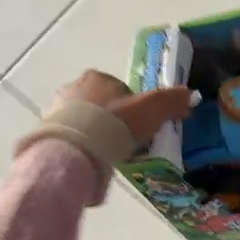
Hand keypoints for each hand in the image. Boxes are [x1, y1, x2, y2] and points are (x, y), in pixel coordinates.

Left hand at [56, 70, 194, 146]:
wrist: (77, 147)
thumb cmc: (115, 122)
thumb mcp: (151, 110)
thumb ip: (172, 101)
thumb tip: (191, 95)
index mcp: (98, 77)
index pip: (120, 89)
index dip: (132, 107)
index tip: (138, 127)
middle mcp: (74, 87)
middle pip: (100, 104)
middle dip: (111, 120)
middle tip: (123, 142)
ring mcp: (58, 109)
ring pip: (84, 120)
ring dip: (95, 133)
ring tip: (107, 156)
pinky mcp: (49, 131)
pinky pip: (71, 138)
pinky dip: (81, 147)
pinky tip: (91, 162)